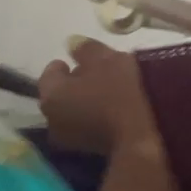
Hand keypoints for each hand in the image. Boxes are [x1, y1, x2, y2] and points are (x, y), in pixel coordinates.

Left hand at [38, 38, 160, 158]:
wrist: (140, 137)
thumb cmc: (122, 94)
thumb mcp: (109, 61)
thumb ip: (87, 50)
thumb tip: (71, 41)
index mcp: (51, 94)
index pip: (50, 73)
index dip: (67, 63)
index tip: (86, 60)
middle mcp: (50, 117)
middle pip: (61, 93)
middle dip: (77, 84)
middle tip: (102, 75)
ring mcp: (68, 137)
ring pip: (74, 110)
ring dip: (86, 102)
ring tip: (110, 93)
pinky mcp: (87, 149)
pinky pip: (87, 124)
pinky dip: (97, 116)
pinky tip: (115, 111)